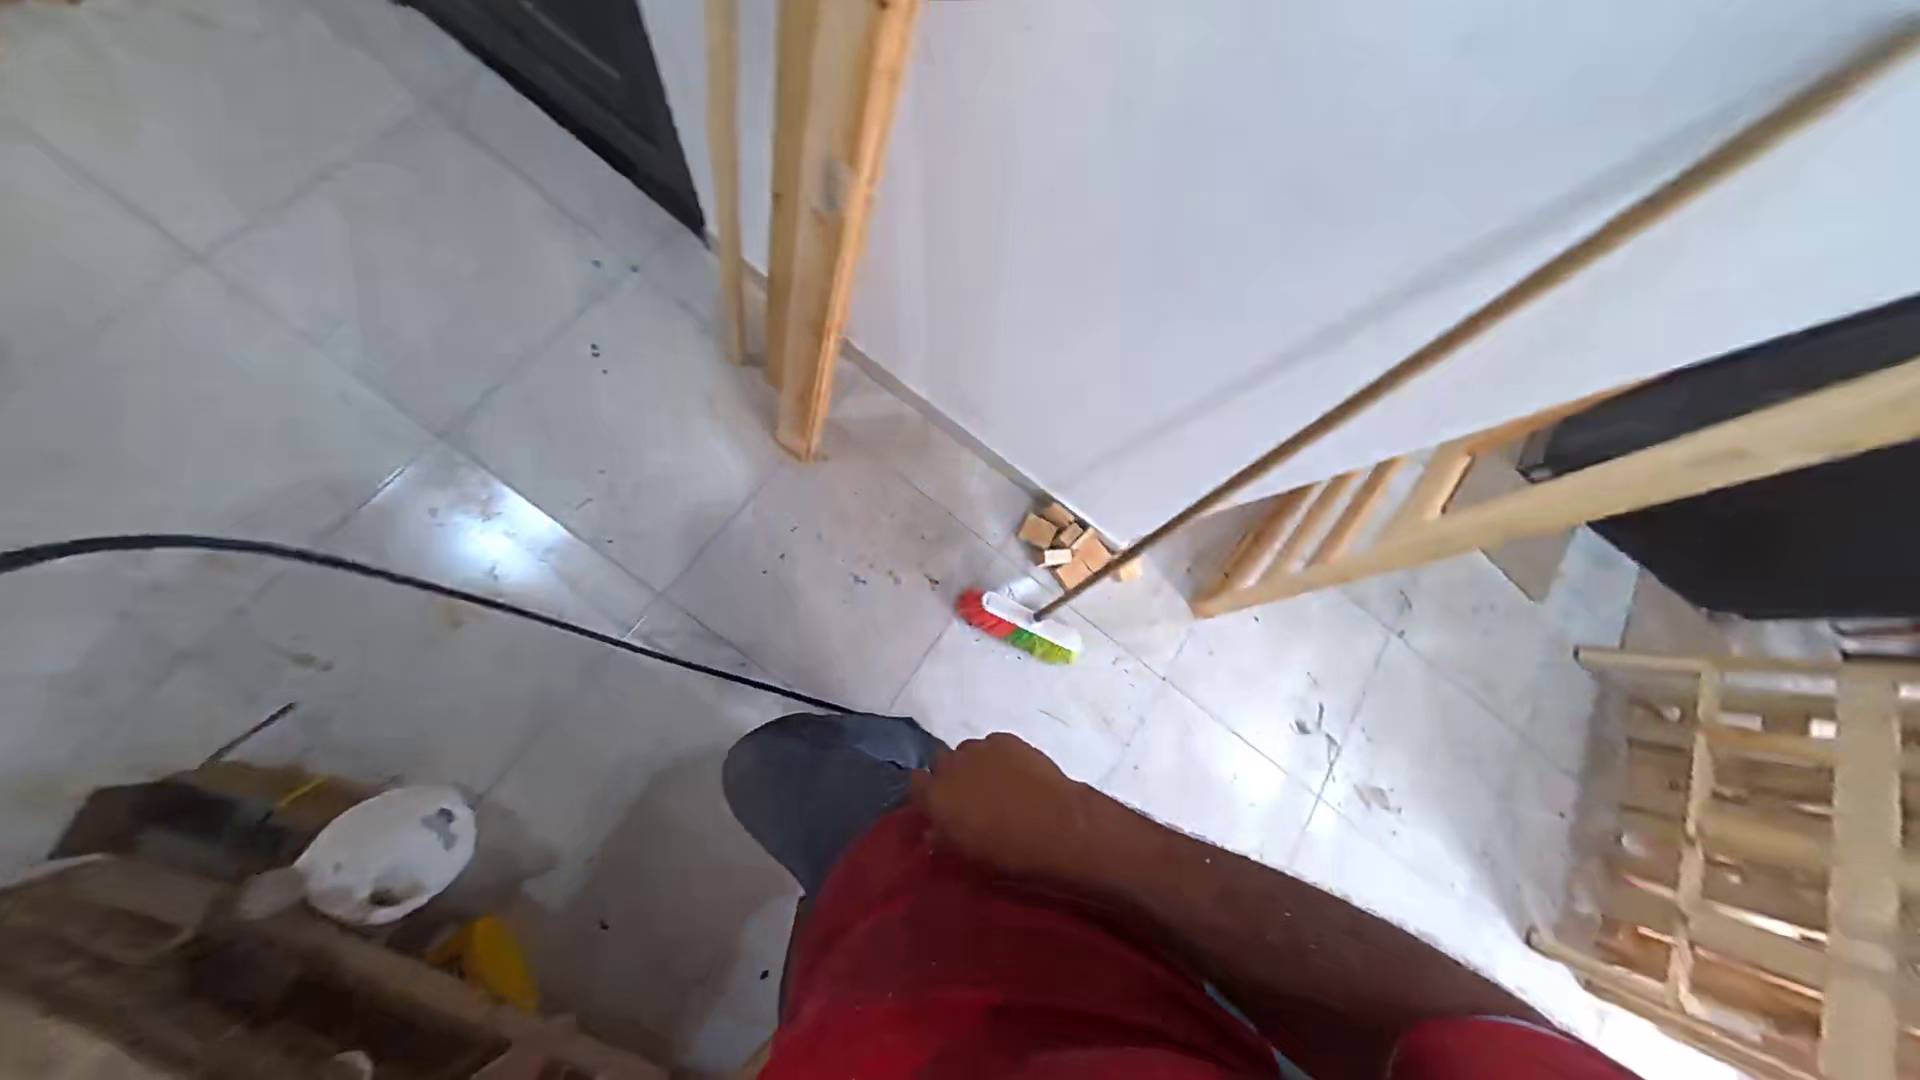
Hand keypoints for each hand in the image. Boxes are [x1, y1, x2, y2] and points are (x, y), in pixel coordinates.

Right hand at [909, 732, 1112, 881]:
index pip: (915, 783)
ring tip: (994, 784)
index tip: (936, 805)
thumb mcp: (969, 859)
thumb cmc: (1008, 853)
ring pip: (967, 751)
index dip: (926, 793)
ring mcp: (980, 748)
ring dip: (973, 764)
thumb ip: (944, 840)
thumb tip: (933, 832)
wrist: (1057, 827)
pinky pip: (993, 744)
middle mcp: (952, 765)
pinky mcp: (1007, 739)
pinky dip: (998, 756)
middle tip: (967, 797)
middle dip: (949, 775)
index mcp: (936, 796)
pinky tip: (1015, 773)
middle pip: (940, 761)